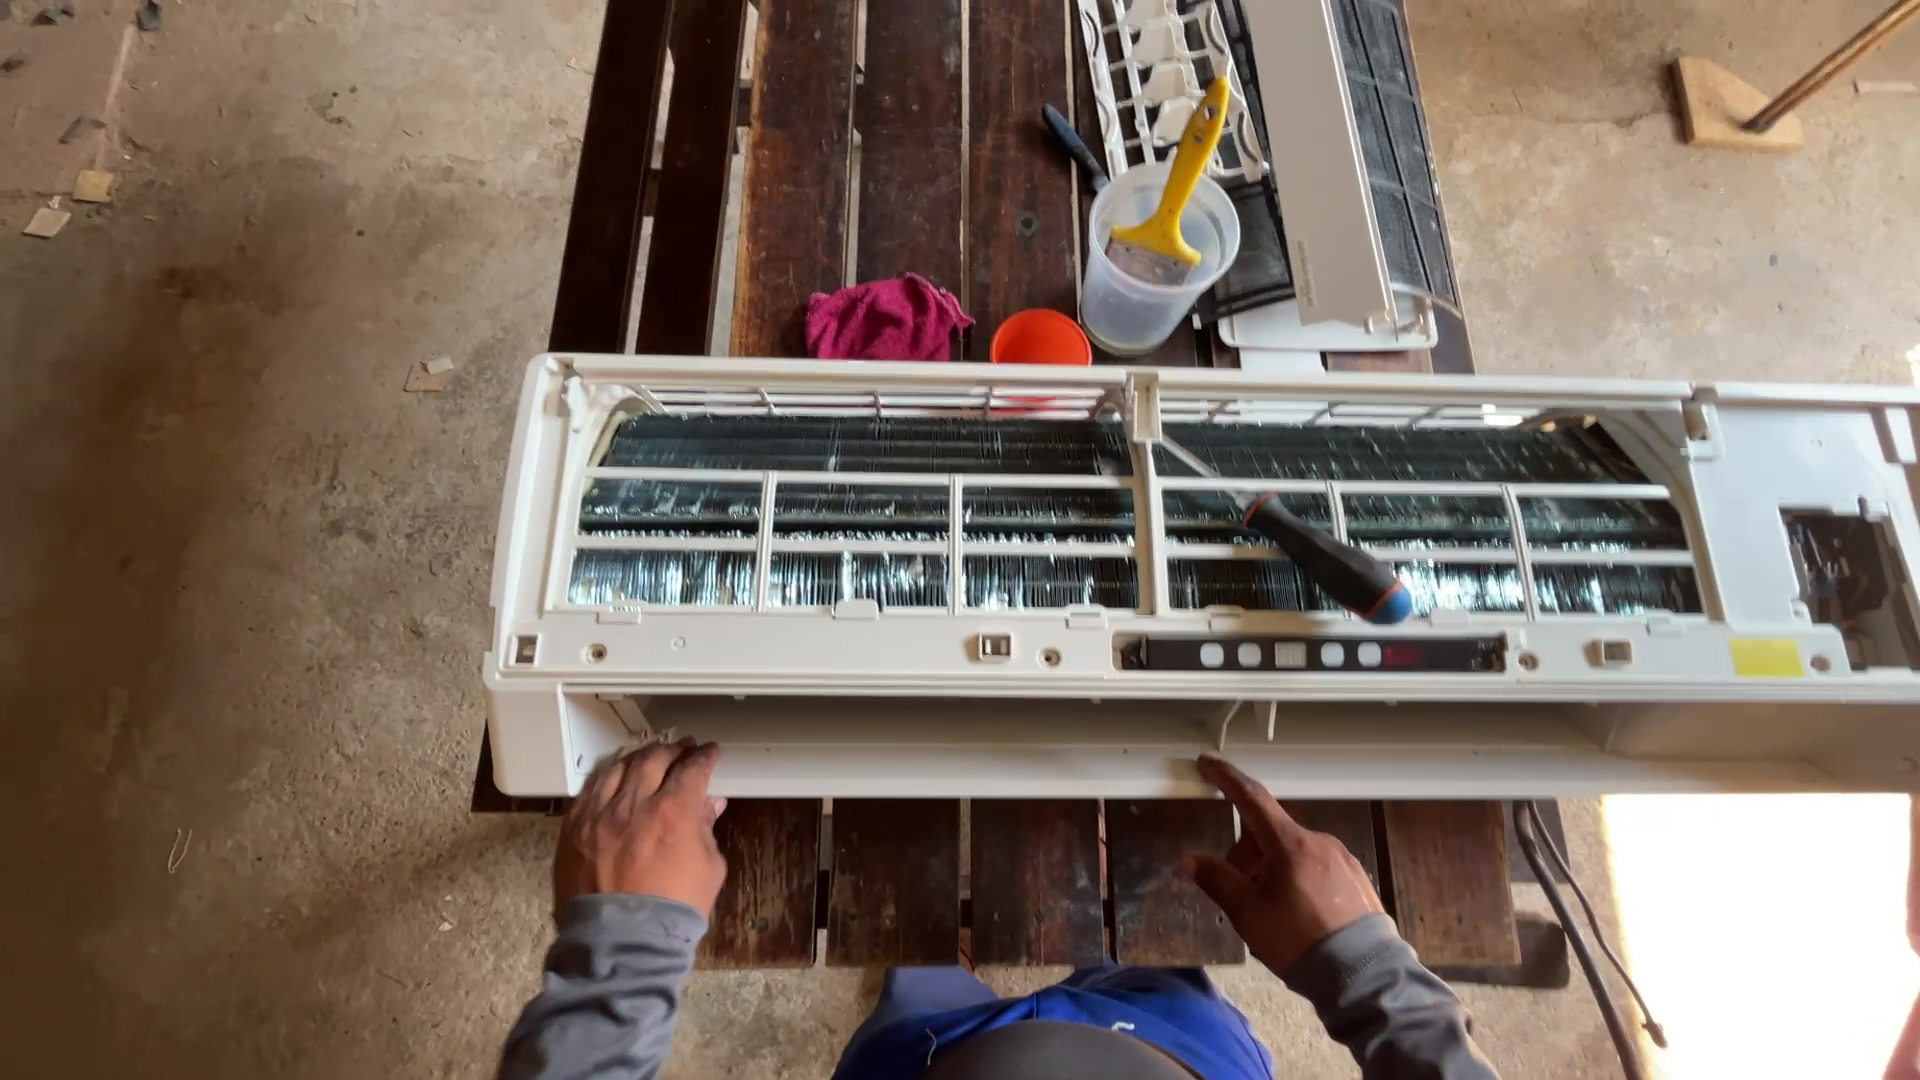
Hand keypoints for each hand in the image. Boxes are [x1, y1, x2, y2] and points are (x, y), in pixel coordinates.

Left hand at [553, 739, 728, 916]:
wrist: (621, 946)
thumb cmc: (674, 909)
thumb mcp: (709, 867)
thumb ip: (706, 829)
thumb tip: (709, 804)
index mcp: (673, 811)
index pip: (692, 768)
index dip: (704, 756)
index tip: (709, 752)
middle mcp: (634, 804)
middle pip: (655, 758)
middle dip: (674, 750)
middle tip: (683, 749)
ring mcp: (599, 816)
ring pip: (620, 768)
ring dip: (640, 758)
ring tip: (650, 757)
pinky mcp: (574, 830)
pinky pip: (590, 790)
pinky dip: (608, 778)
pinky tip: (617, 778)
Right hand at [1181, 753, 1384, 975]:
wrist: (1366, 981)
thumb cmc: (1299, 940)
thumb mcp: (1248, 912)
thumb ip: (1216, 880)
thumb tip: (1189, 861)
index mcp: (1289, 843)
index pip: (1251, 797)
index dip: (1225, 777)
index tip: (1207, 762)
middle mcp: (1318, 841)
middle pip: (1268, 832)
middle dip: (1247, 855)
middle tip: (1241, 892)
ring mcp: (1342, 860)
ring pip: (1292, 851)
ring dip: (1271, 869)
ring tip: (1271, 912)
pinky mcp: (1357, 882)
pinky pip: (1315, 867)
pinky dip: (1297, 880)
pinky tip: (1298, 915)